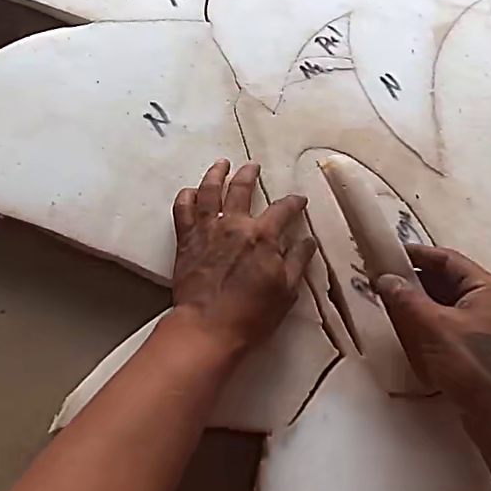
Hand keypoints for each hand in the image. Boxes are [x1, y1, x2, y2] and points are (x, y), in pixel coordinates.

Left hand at [170, 159, 316, 352]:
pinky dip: (186, 197)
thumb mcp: (286, 290)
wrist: (209, 326)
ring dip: (215, 174)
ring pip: (209, 191)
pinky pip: (182, 210)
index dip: (293, 202)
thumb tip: (308, 241)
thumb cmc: (251, 314)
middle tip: (252, 167)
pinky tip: (190, 191)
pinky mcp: (186, 240)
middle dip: (249, 175)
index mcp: (262, 236)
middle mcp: (233, 225)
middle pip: (241, 189)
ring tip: (221, 164)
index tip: (298, 200)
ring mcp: (207, 230)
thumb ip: (297, 261)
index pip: (282, 209)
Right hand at [375, 245, 490, 445]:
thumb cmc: (476, 370)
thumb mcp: (433, 328)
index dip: (416, 255)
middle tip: (386, 284)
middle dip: (417, 283)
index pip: (449, 260)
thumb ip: (406, 299)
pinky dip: (434, 330)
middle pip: (451, 284)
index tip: (388, 254)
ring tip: (395, 311)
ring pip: (453, 310)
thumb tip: (386, 278)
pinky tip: (416, 341)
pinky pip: (458, 333)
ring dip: (424, 308)